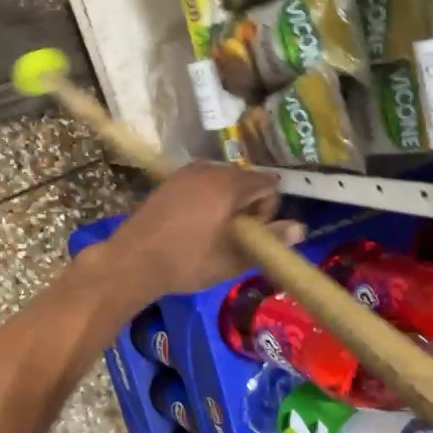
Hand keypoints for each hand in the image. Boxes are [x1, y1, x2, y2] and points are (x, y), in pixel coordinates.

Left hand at [92, 163, 301, 304]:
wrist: (131, 262)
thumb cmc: (187, 261)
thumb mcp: (233, 258)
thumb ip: (269, 240)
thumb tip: (301, 229)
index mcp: (229, 182)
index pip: (268, 184)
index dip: (267, 211)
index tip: (250, 235)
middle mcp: (207, 169)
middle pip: (243, 181)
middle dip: (246, 206)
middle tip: (231, 237)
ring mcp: (182, 175)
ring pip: (218, 184)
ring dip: (223, 204)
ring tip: (210, 234)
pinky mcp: (164, 185)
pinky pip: (195, 188)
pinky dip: (201, 202)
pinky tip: (189, 228)